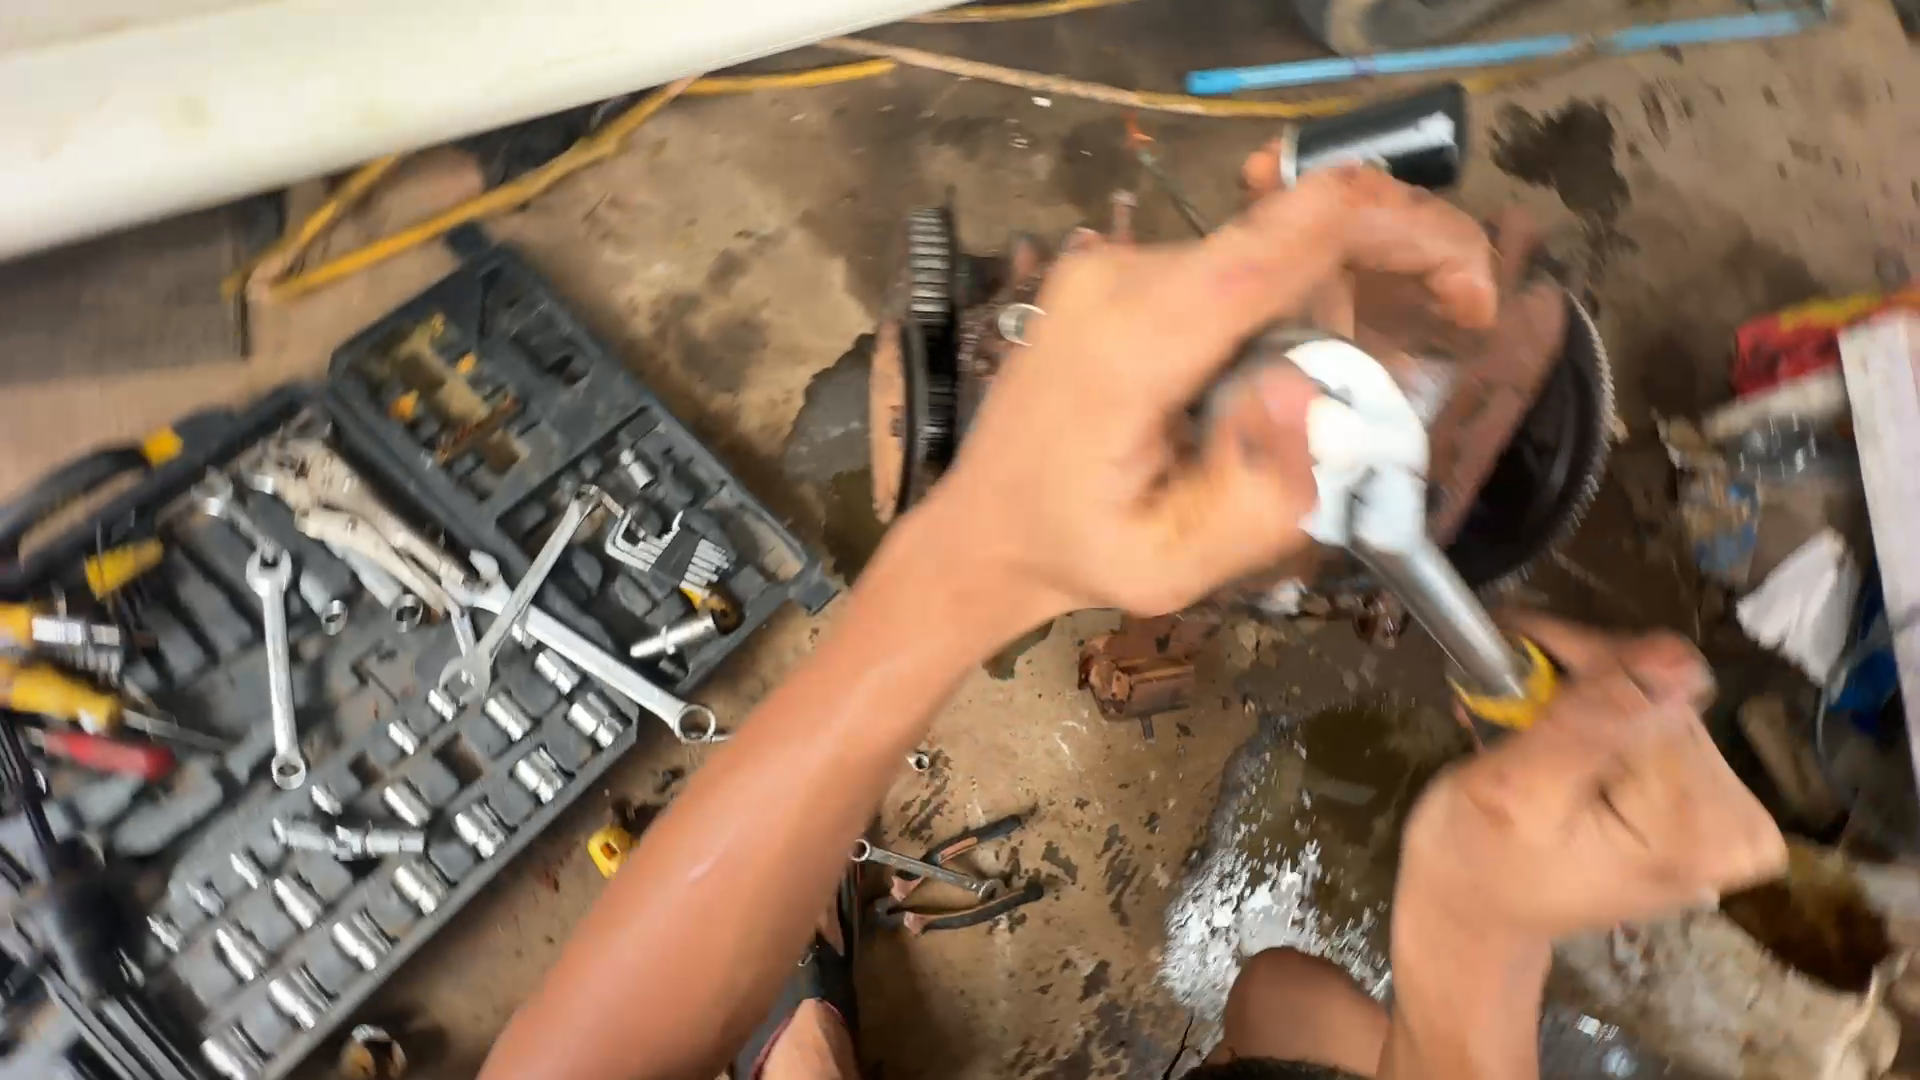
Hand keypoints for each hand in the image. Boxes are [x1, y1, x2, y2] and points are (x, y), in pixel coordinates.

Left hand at [918, 167, 1499, 619]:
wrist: (984, 526)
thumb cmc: (1072, 554)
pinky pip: (1219, 270)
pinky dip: (1263, 313)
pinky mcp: (1105, 277)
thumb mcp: (1173, 568)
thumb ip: (1263, 495)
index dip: (1412, 234)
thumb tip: (1312, 391)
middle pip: (1291, 240)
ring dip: (1308, 317)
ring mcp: (1104, 267)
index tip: (1468, 287)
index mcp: (1134, 343)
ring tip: (1276, 410)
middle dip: (1365, 299)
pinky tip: (1239, 385)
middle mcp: (1117, 278)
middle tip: (1368, 384)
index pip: (1296, 231)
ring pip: (1259, 255)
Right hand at [1395, 615, 1787, 942]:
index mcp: (1699, 829)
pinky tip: (1540, 732)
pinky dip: (1585, 716)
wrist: (1472, 909)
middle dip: (1568, 679)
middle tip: (1493, 689)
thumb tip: (1676, 656)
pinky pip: (1648, 729)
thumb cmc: (1473, 855)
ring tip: (1507, 713)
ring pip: (1651, 704)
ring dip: (1571, 693)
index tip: (1505, 646)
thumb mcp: (1513, 790)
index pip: (1657, 693)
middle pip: (1659, 699)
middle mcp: (1738, 826)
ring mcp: (1725, 821)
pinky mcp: (1699, 811)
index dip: (1576, 659)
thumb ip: (1588, 726)